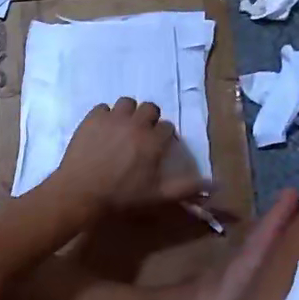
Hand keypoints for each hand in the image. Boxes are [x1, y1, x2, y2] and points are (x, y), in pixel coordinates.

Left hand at [49, 98, 203, 211]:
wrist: (81, 192)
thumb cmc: (121, 197)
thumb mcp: (158, 196)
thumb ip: (187, 188)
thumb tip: (217, 184)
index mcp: (153, 141)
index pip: (167, 127)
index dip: (164, 136)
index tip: (157, 147)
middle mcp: (135, 123)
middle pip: (149, 108)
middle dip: (148, 119)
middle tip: (141, 135)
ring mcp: (112, 118)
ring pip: (126, 102)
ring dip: (128, 113)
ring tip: (122, 128)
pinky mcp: (91, 118)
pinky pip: (103, 107)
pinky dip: (105, 115)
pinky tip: (102, 130)